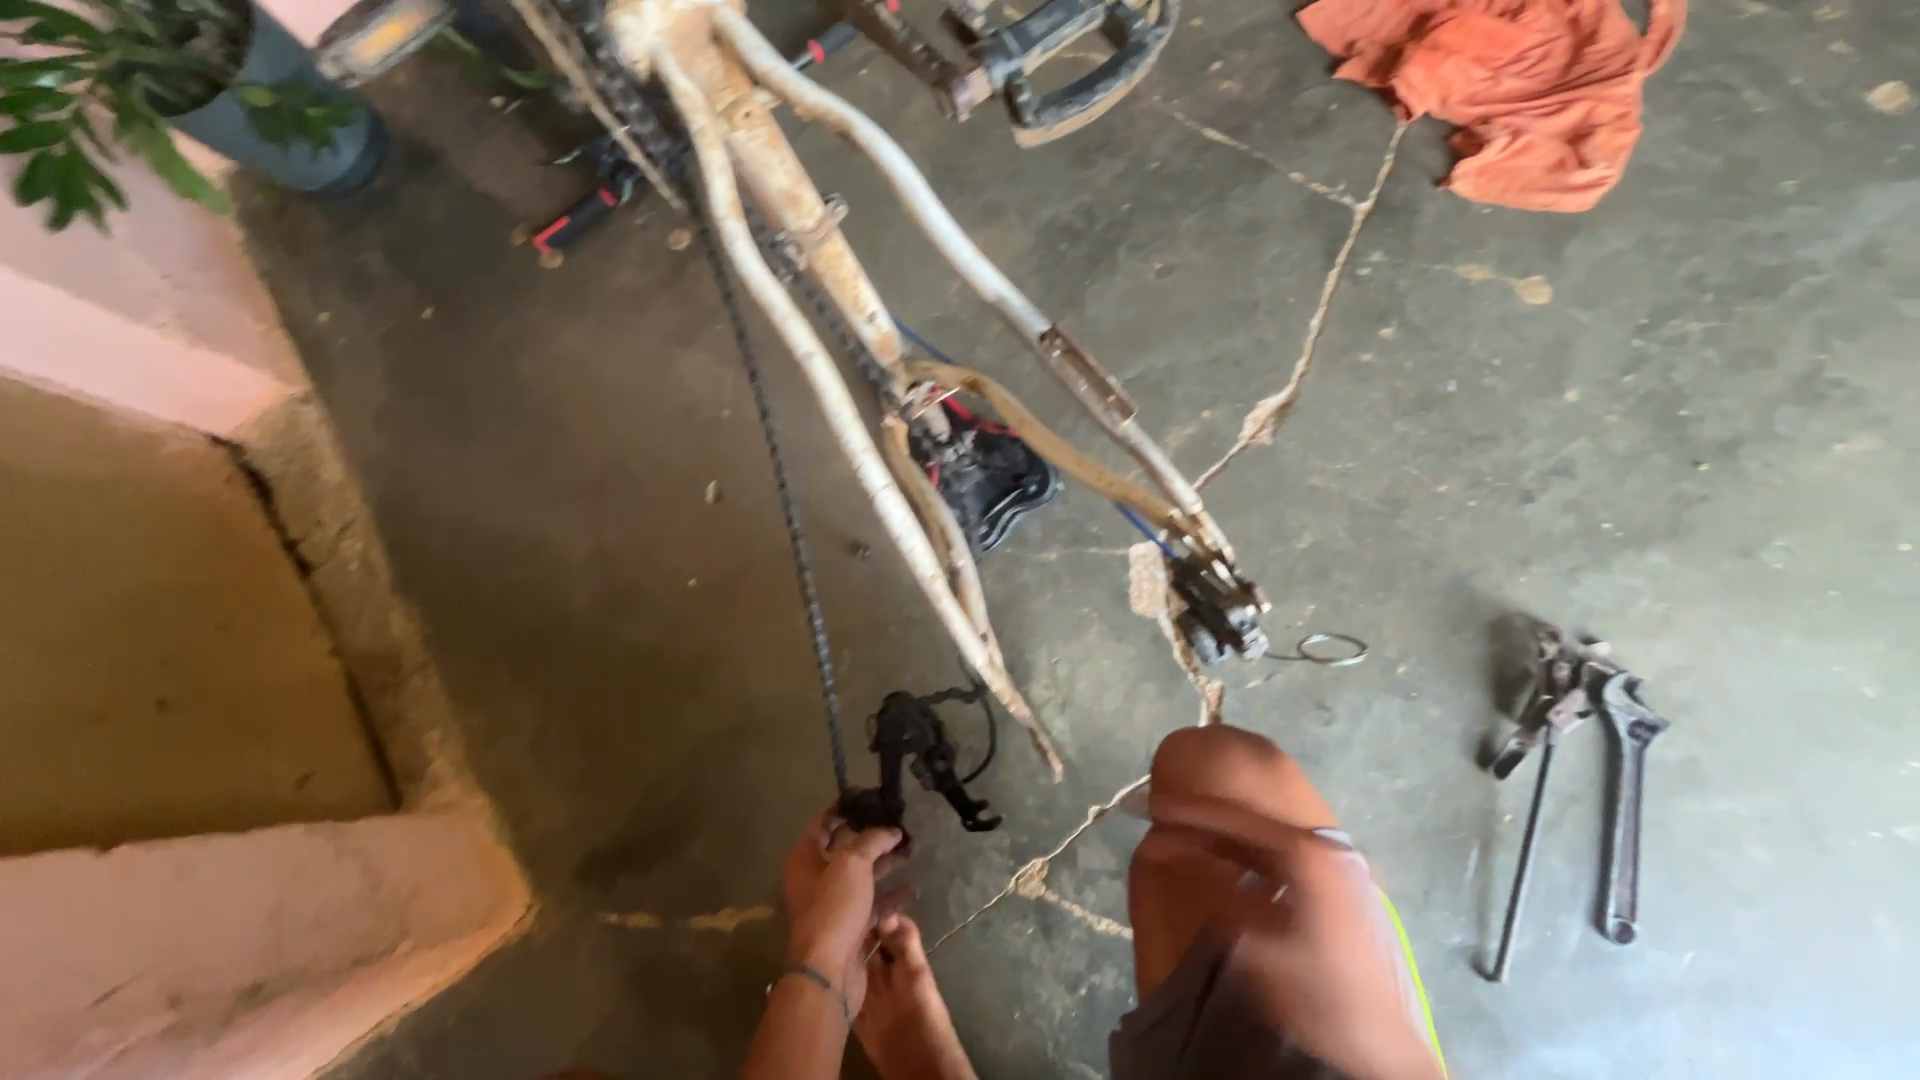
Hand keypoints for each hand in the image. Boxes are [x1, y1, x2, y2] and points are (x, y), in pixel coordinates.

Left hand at [780, 806, 910, 1015]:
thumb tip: (891, 830)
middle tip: (899, 822)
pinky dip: (890, 896)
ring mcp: (832, 903)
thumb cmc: (834, 907)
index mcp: (805, 856)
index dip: (845, 805)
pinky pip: (872, 903)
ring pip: (861, 875)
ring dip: (885, 863)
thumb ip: (872, 840)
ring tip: (911, 850)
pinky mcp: (849, 926)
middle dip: (871, 834)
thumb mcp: (852, 863)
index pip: (823, 820)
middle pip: (844, 847)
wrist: (828, 970)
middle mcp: (815, 876)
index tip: (870, 794)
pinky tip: (912, 889)